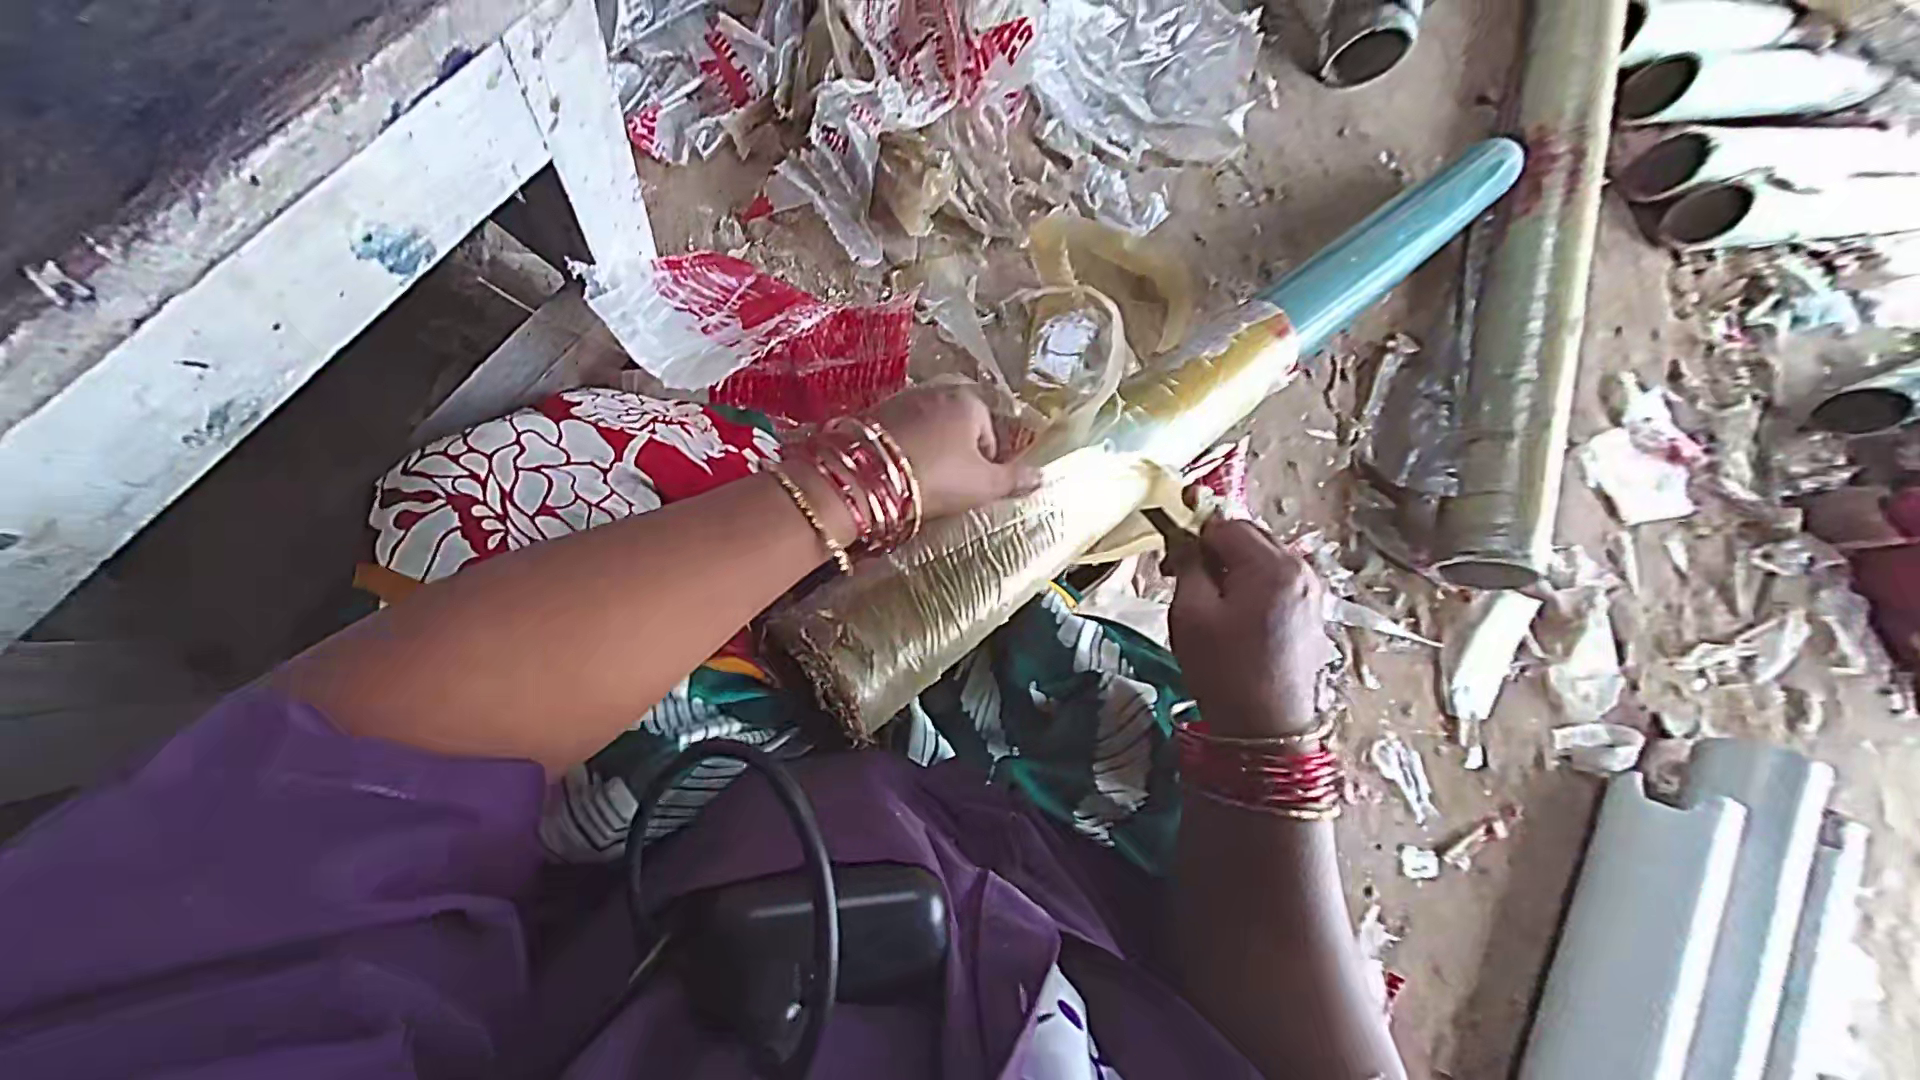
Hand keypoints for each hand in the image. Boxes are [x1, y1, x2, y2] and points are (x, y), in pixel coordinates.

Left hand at [865, 385, 1041, 520]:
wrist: (866, 477)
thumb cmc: (937, 478)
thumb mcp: (983, 485)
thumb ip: (1014, 480)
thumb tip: (1042, 475)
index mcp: (969, 401)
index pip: (990, 437)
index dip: (985, 467)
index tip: (970, 489)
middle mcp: (936, 390)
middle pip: (959, 427)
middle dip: (957, 453)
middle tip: (947, 484)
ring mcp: (902, 398)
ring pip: (928, 427)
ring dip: (930, 449)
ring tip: (921, 479)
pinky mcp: (873, 412)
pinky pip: (901, 431)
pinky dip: (904, 447)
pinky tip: (898, 470)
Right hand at [1168, 518, 1334, 737]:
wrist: (1264, 728)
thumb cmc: (1222, 668)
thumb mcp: (1190, 611)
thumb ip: (1188, 564)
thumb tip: (1186, 539)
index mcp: (1272, 565)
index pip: (1225, 524)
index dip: (1193, 536)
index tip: (1170, 562)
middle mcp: (1300, 570)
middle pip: (1248, 536)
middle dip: (1213, 549)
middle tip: (1183, 577)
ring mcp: (1311, 592)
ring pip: (1261, 557)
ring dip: (1231, 567)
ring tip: (1206, 599)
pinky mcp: (1310, 612)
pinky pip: (1274, 580)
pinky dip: (1249, 584)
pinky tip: (1231, 614)